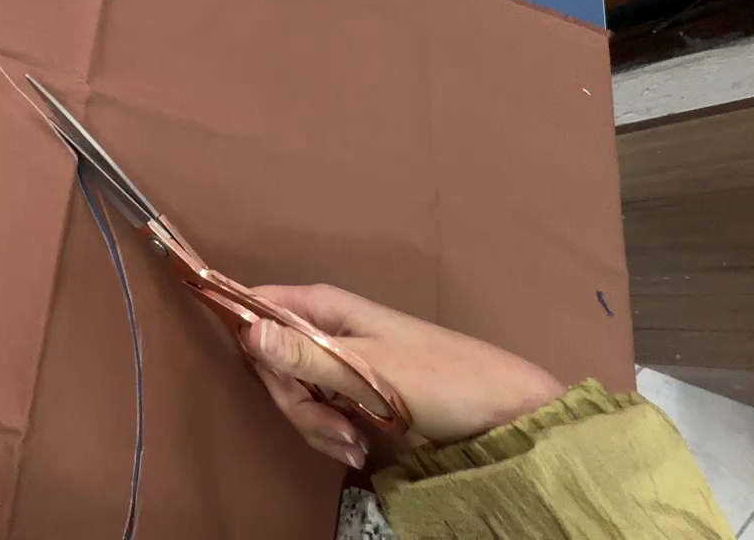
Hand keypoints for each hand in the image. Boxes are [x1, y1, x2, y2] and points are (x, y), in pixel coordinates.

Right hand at [238, 284, 566, 469]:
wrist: (508, 417)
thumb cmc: (439, 378)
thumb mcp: (367, 370)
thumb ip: (304, 353)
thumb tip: (246, 331)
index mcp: (320, 306)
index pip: (256, 305)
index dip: (246, 332)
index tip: (262, 371)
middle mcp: (321, 328)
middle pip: (271, 358)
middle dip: (292, 398)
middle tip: (328, 426)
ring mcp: (336, 362)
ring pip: (292, 389)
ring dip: (312, 422)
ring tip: (352, 444)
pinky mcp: (351, 394)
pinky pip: (317, 411)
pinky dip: (328, 434)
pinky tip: (356, 448)